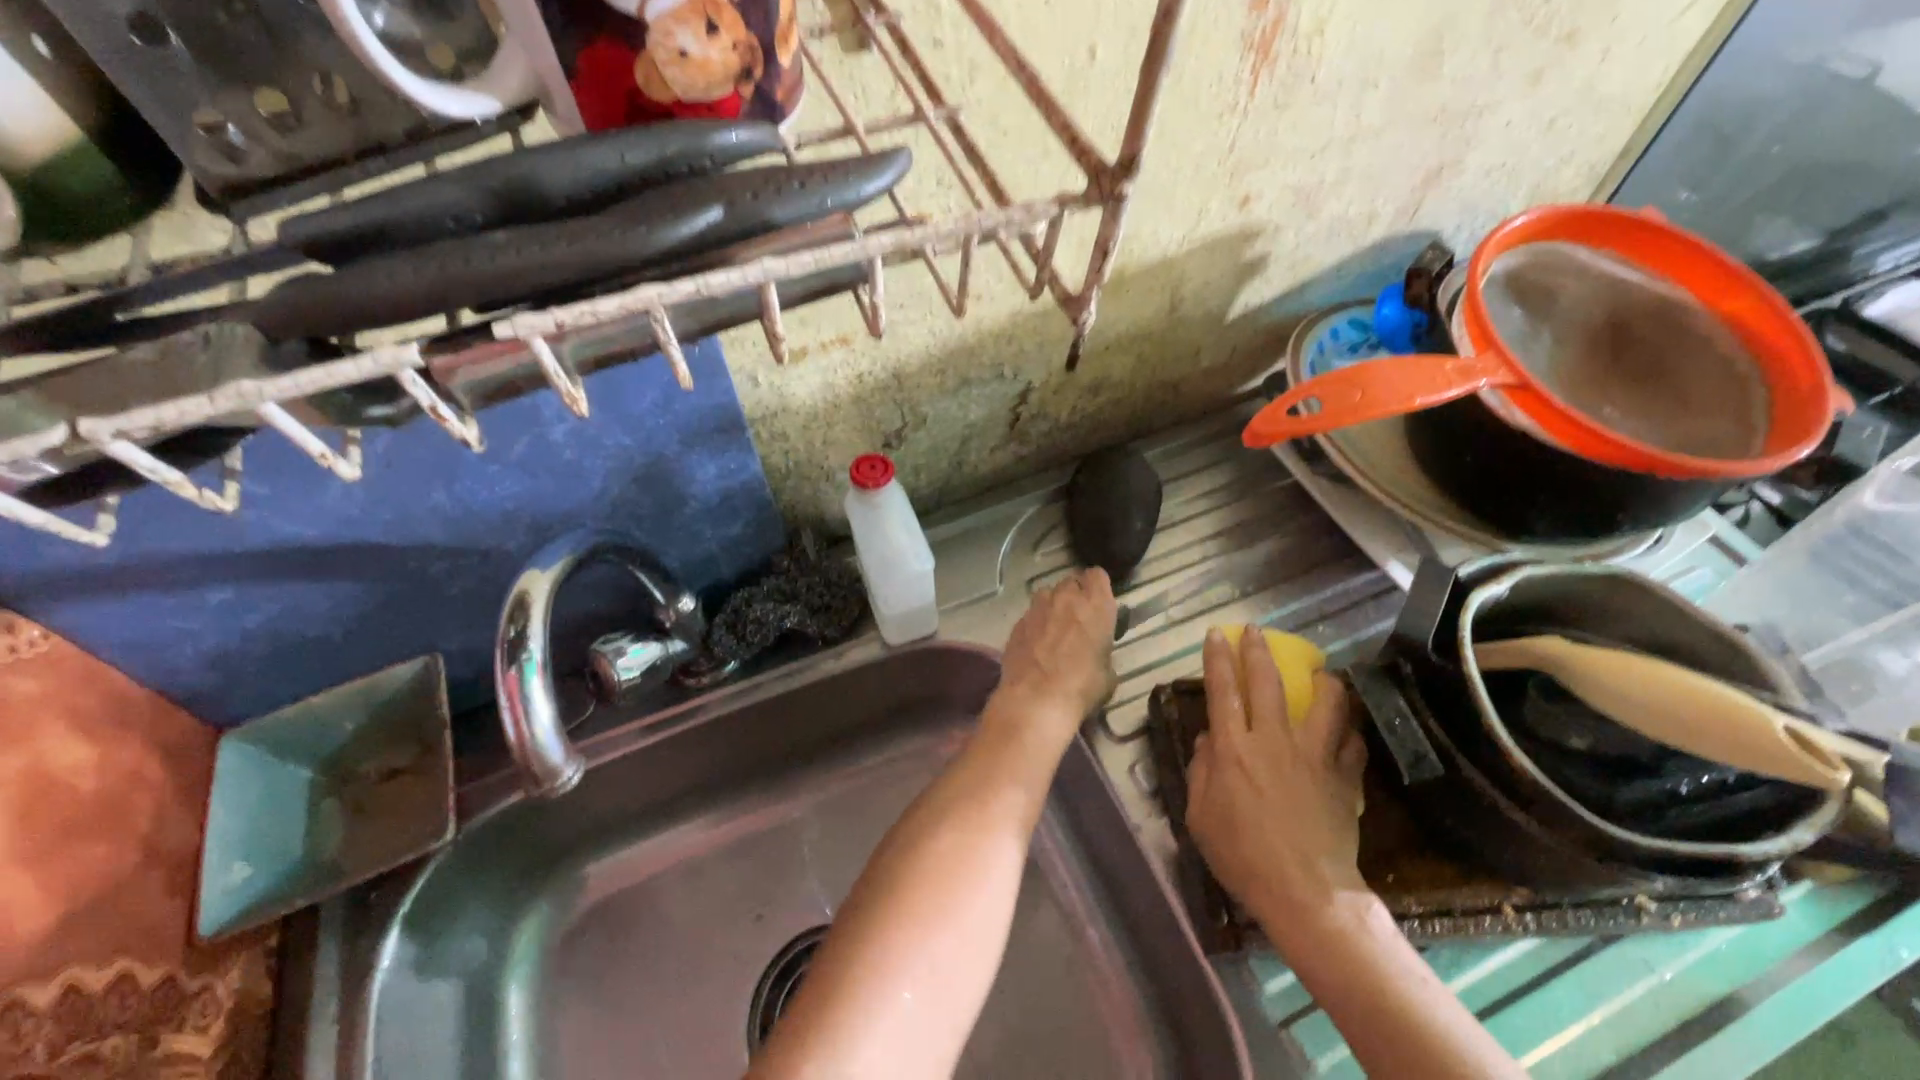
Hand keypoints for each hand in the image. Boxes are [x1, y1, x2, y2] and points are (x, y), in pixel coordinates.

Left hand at [990, 568, 1116, 743]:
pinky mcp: (1017, 624)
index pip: (1097, 575)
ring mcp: (1037, 609)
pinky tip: (1035, 647)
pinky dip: (1034, 625)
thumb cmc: (1082, 687)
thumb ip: (1102, 650)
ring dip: (1052, 607)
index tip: (1098, 602)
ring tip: (1053, 631)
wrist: (1036, 699)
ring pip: (1046, 595)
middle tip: (1076, 620)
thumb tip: (1095, 652)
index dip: (1097, 587)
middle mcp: (1065, 598)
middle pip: (1070, 582)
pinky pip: (1029, 616)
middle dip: (1074, 596)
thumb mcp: (1108, 673)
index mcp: (1096, 605)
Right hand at [1186, 627, 1369, 936]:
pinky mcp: (1344, 776)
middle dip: (1258, 651)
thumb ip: (1200, 772)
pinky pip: (1352, 742)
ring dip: (1323, 681)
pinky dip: (1349, 732)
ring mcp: (1314, 755)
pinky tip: (1347, 732)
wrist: (1303, 889)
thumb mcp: (1200, 816)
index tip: (1217, 634)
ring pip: (1325, 702)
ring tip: (1322, 674)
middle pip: (1267, 682)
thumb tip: (1207, 740)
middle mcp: (1274, 740)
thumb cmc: (1241, 856)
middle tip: (1255, 631)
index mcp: (1234, 749)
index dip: (1217, 658)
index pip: (1223, 690)